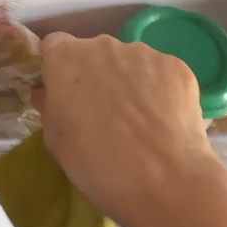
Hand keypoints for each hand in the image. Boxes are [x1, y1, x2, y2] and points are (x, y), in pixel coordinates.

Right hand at [35, 33, 223, 226]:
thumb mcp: (56, 140)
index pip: (55, 47)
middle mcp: (102, 44)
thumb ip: (50, 106)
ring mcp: (143, 52)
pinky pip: (161, 73)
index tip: (66, 94)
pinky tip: (164, 121)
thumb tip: (52, 93)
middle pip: (94, 52)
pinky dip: (160, 91)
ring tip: (139, 121)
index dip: (59, 69)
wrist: (164, 182)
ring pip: (129, 61)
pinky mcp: (176, 66)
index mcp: (65, 57)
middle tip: (104, 113)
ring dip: (129, 81)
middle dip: (96, 75)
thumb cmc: (97, 164)